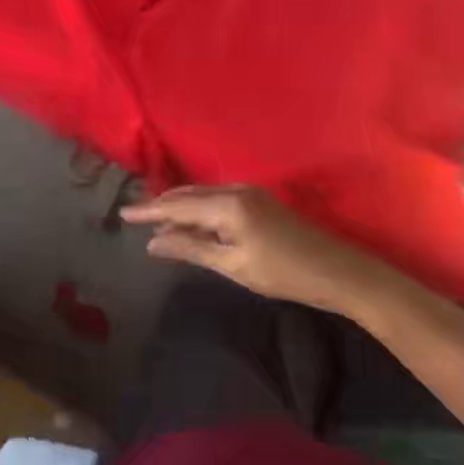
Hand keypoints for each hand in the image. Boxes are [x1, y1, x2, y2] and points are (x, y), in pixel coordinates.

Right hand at [122, 186, 388, 310]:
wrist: (339, 272)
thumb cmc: (284, 274)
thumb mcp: (233, 266)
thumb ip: (191, 249)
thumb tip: (152, 243)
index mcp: (228, 205)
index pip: (178, 206)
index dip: (149, 210)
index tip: (124, 213)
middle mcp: (236, 190)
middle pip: (189, 194)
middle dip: (161, 204)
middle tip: (135, 213)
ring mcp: (250, 192)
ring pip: (202, 194)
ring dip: (179, 206)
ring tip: (156, 218)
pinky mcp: (259, 200)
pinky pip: (217, 198)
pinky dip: (198, 207)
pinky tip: (191, 220)